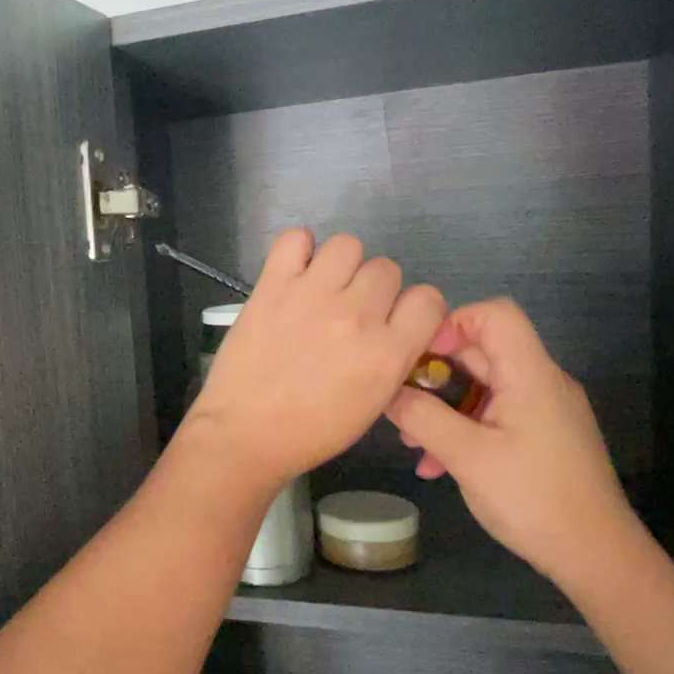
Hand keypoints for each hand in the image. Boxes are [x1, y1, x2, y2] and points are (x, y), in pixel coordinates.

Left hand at [182, 229, 446, 490]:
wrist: (245, 434)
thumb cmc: (309, 433)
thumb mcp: (372, 405)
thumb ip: (392, 361)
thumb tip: (395, 333)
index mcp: (388, 352)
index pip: (428, 299)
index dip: (414, 308)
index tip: (393, 320)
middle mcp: (357, 315)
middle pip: (386, 269)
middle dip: (372, 290)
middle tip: (348, 312)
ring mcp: (313, 295)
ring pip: (348, 245)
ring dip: (340, 265)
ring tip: (321, 290)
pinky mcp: (272, 286)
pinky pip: (295, 239)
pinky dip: (298, 248)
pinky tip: (293, 272)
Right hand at [383, 298, 641, 581]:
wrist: (596, 555)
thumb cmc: (531, 498)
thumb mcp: (466, 456)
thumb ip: (422, 417)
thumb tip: (386, 391)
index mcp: (530, 375)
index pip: (493, 314)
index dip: (450, 323)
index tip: (418, 359)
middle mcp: (542, 383)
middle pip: (482, 352)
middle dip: (435, 376)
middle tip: (401, 407)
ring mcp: (544, 411)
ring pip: (483, 388)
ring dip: (443, 408)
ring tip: (414, 443)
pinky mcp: (543, 437)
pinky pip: (495, 415)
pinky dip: (463, 428)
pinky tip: (439, 464)